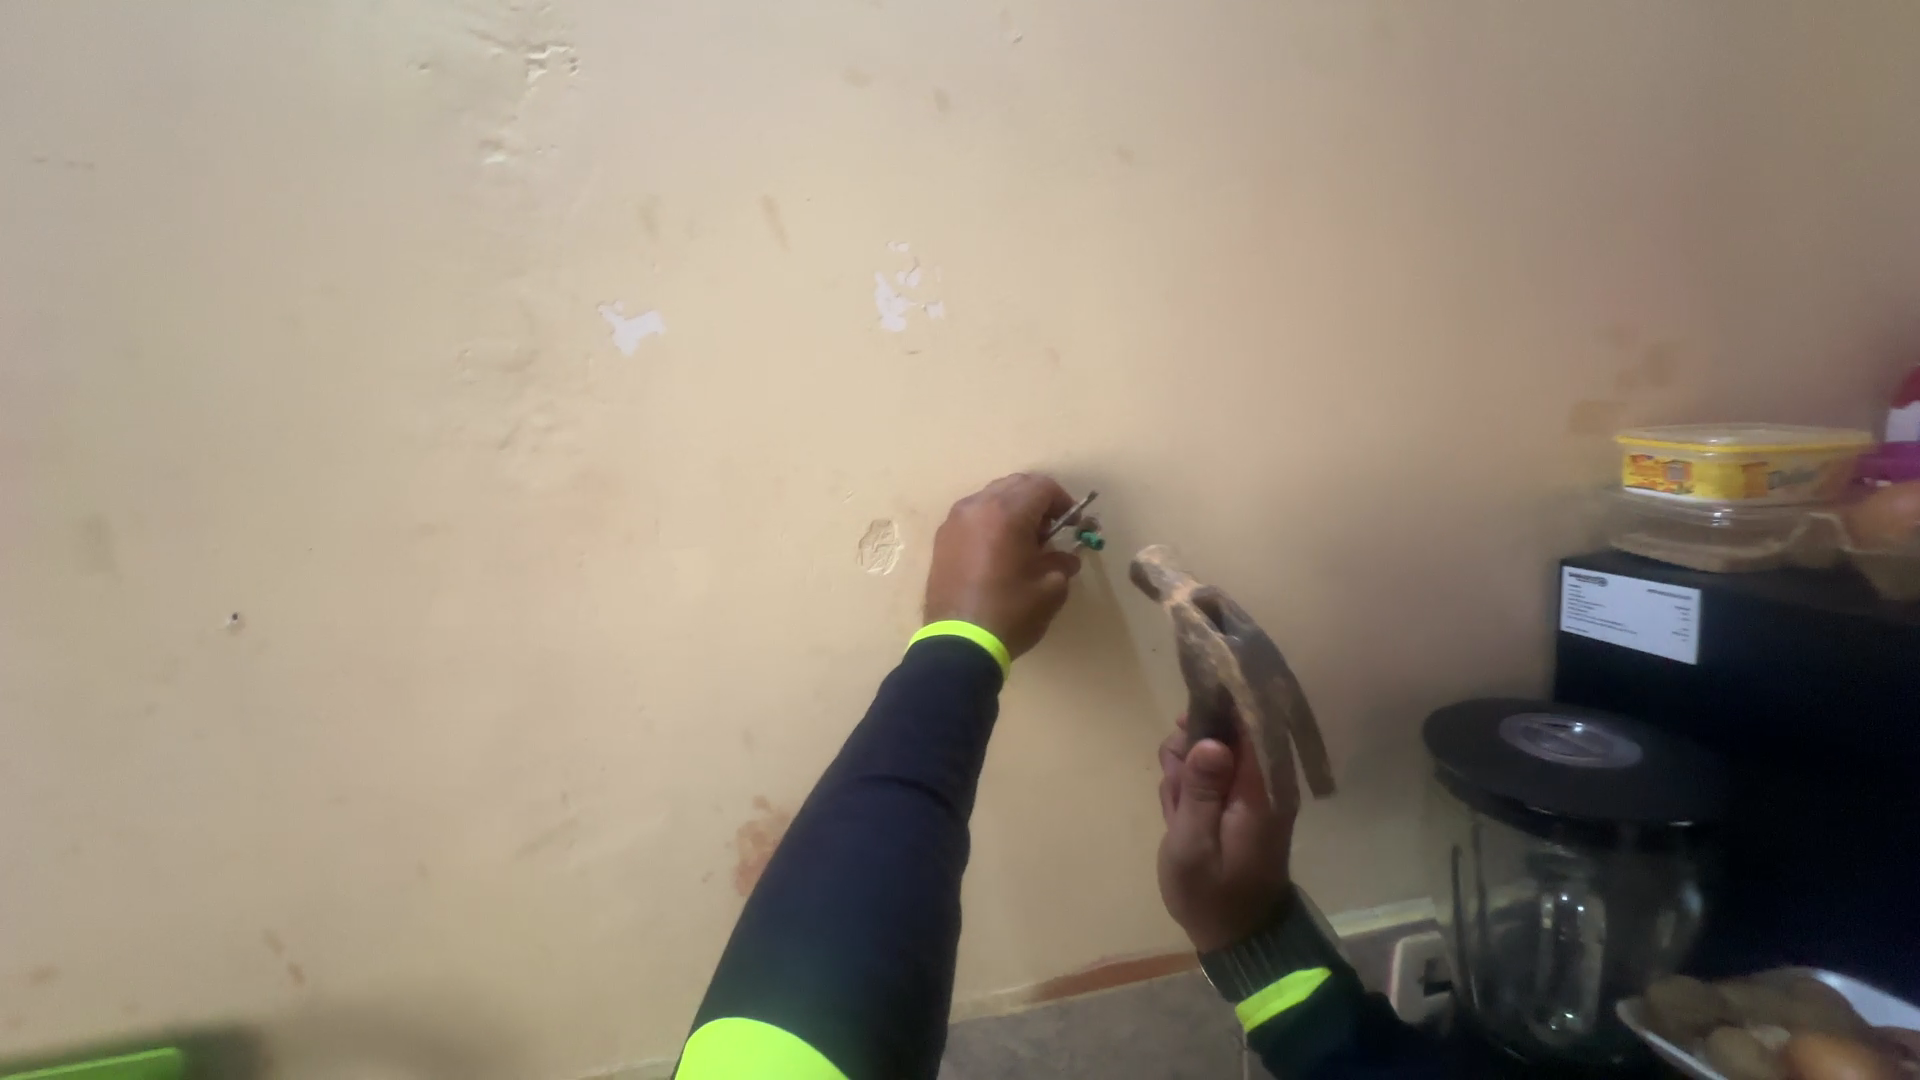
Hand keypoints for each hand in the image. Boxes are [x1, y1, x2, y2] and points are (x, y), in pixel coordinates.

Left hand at [924, 473, 1082, 658]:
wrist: (959, 643)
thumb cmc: (1010, 612)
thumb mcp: (1050, 588)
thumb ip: (1061, 562)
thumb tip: (1064, 557)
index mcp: (1006, 512)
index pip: (1042, 487)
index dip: (1063, 502)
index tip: (1072, 524)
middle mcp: (977, 506)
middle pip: (1015, 485)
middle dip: (1037, 502)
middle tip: (1049, 532)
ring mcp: (955, 521)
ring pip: (991, 497)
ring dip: (1012, 510)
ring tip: (1023, 542)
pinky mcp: (942, 539)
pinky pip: (973, 516)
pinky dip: (991, 522)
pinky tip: (999, 551)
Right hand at [1157, 715, 1296, 951]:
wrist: (1236, 937)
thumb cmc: (1212, 894)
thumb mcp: (1193, 843)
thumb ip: (1201, 789)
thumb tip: (1210, 741)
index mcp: (1261, 790)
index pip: (1250, 723)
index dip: (1218, 709)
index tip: (1185, 723)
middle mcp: (1263, 782)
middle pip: (1223, 733)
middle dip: (1189, 749)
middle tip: (1174, 784)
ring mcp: (1250, 792)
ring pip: (1209, 752)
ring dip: (1184, 771)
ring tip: (1176, 808)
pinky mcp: (1239, 803)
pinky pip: (1209, 775)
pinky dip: (1189, 787)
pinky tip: (1180, 813)